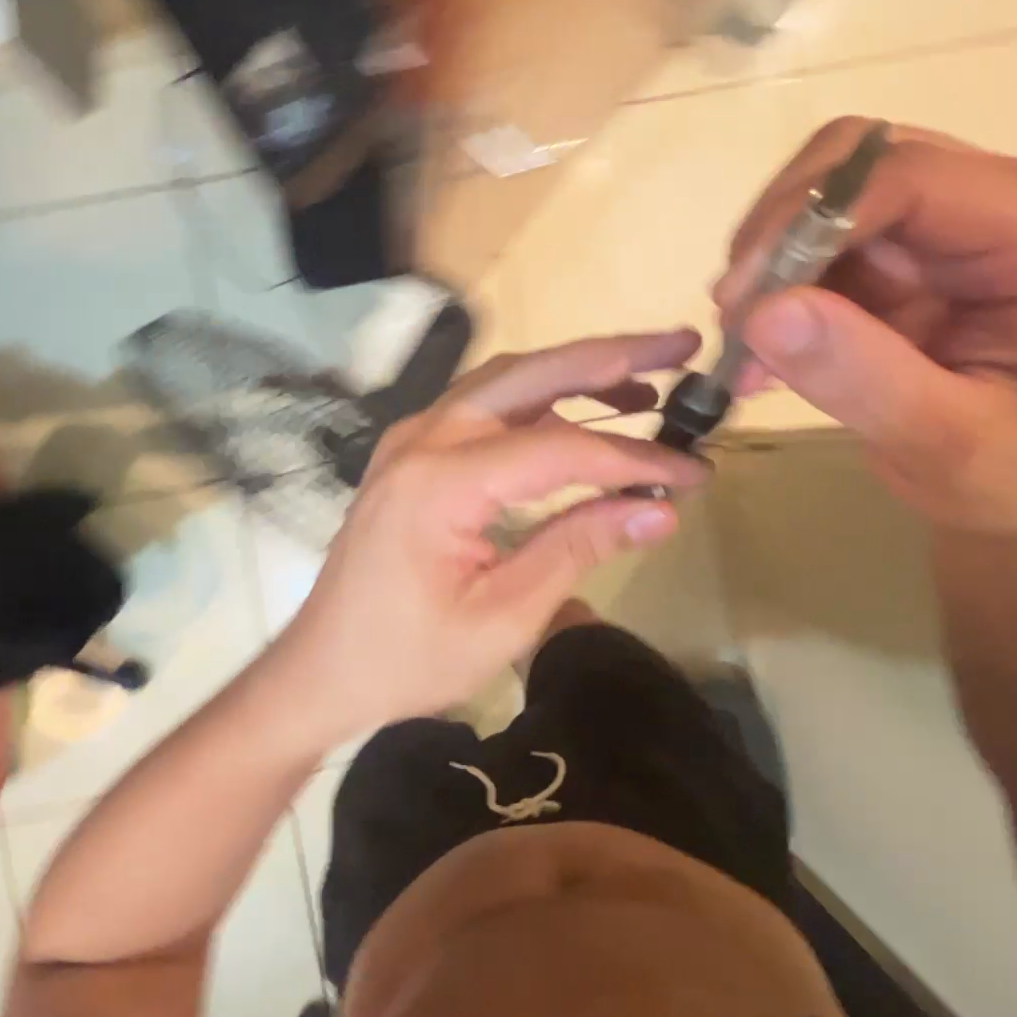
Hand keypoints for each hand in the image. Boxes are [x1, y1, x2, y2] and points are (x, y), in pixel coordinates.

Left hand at [268, 331, 708, 738]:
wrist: (322, 669)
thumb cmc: (406, 659)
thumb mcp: (502, 618)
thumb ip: (577, 549)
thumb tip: (659, 509)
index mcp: (440, 482)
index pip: (557, 448)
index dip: (633, 458)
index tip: (694, 471)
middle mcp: (420, 440)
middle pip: (524, 375)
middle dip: (607, 356)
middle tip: (680, 347)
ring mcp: (408, 443)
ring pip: (499, 383)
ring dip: (569, 373)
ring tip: (642, 381)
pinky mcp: (407, 458)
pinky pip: (477, 409)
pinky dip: (532, 402)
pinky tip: (575, 416)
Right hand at [719, 119, 1016, 534]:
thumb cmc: (1008, 477)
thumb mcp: (944, 442)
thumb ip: (863, 377)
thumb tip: (763, 312)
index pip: (914, 178)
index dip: (812, 220)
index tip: (740, 298)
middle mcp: (1003, 207)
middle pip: (863, 158)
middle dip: (781, 226)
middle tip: (735, 309)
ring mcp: (946, 226)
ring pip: (825, 190)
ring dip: (767, 257)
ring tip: (742, 339)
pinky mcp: (900, 253)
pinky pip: (813, 239)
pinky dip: (770, 284)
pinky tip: (758, 347)